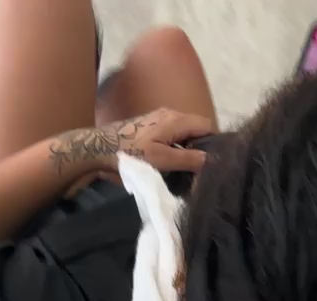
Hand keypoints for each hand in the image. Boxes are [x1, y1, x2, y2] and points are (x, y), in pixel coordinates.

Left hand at [49, 108, 215, 175]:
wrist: (99, 148)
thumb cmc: (131, 155)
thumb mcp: (162, 161)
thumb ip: (189, 159)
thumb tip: (213, 160)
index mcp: (177, 120)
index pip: (207, 126)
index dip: (215, 143)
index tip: (217, 163)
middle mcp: (170, 114)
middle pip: (197, 129)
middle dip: (202, 147)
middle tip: (203, 171)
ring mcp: (159, 119)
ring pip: (185, 133)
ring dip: (189, 150)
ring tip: (190, 171)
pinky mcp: (151, 126)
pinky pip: (173, 135)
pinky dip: (177, 148)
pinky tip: (174, 164)